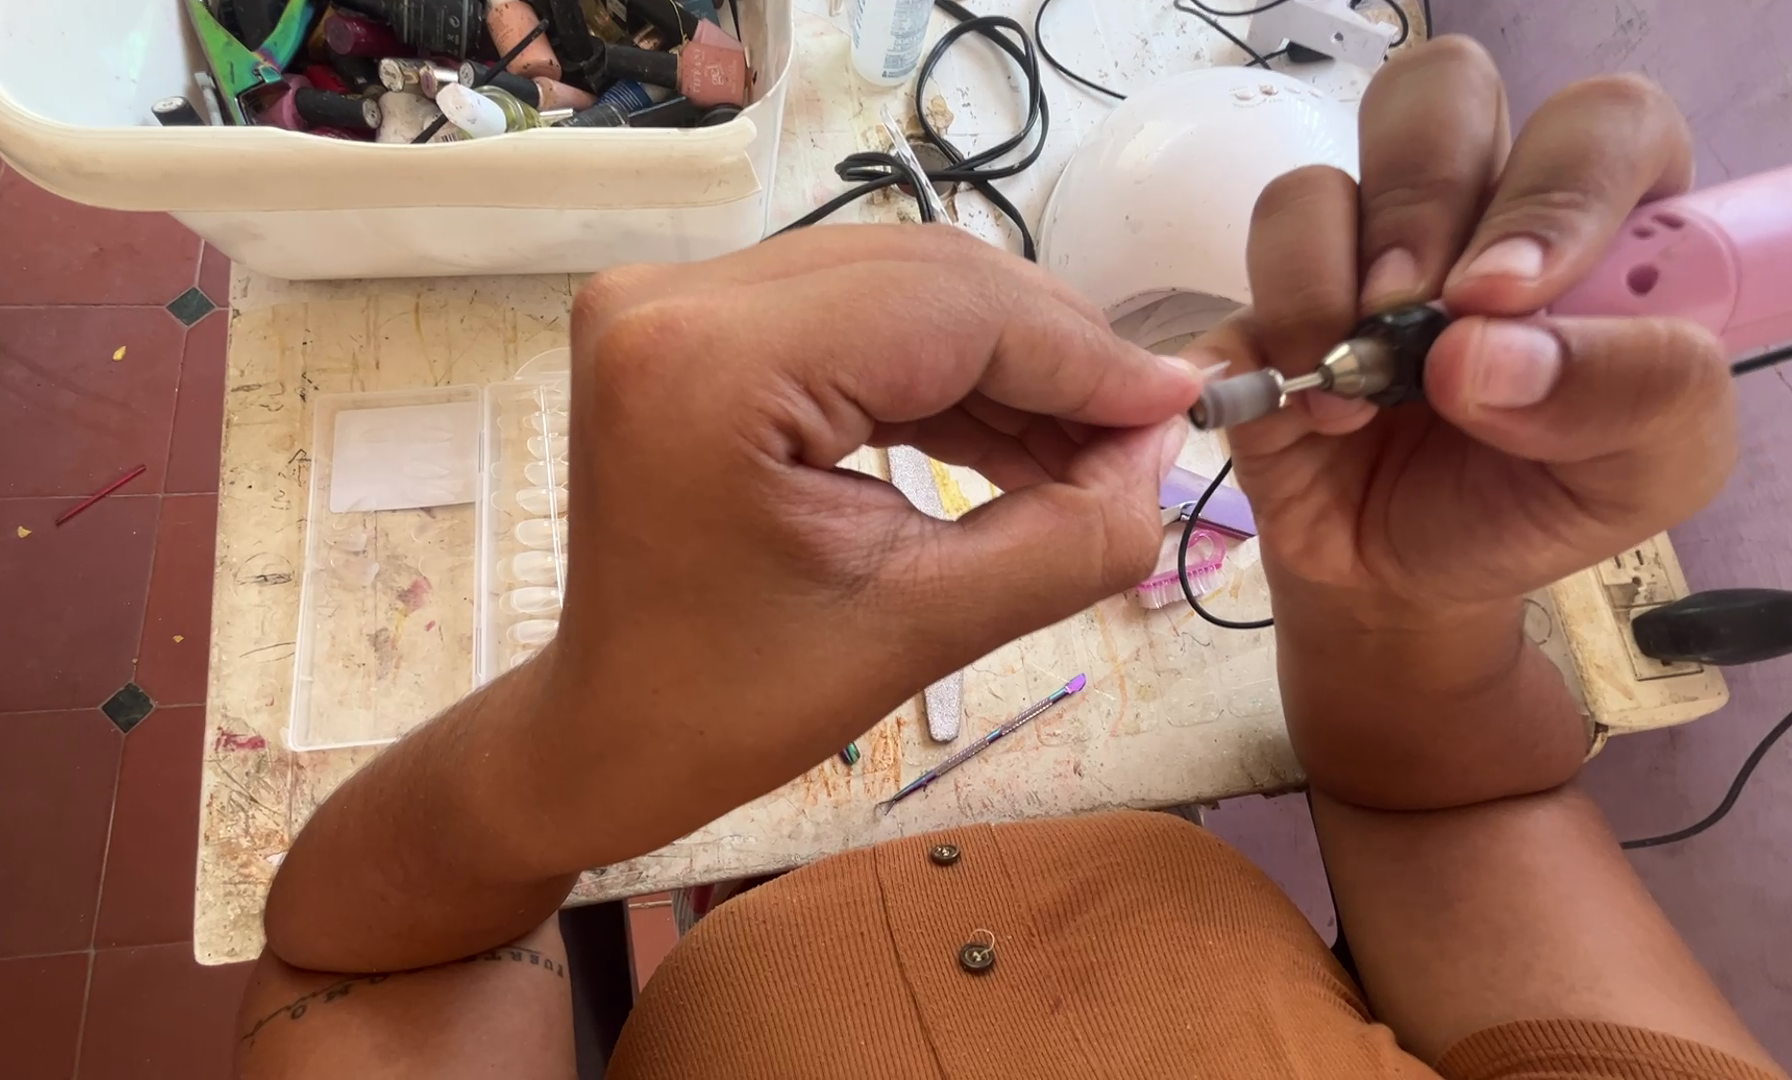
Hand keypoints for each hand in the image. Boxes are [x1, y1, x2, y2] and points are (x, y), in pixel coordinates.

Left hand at [264, 227, 1198, 972]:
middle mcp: (675, 297)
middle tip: (1134, 432)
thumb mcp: (923, 627)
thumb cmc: (736, 708)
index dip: (1082, 356)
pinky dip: (934, 375)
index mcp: (710, 363)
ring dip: (1000, 366)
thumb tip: (1161, 444)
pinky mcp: (690, 328)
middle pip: (925, 280)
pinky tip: (1005, 434)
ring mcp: (671, 302)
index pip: (949, 309)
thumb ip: (1071, 537)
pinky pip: (849, 324)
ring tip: (1080, 446)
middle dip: (1049, 355)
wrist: (612, 728)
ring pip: (896, 293)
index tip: (1179, 404)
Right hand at [1192, 40, 1736, 806]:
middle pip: (1429, 96)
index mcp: (1584, 228)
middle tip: (1404, 308)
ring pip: (1304, 193)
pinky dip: (1254, 359)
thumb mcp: (1639, 474)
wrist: (1392, 575)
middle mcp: (1455, 225)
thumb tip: (1480, 349)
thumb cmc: (1520, 510)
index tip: (1494, 298)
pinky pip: (1229, 306)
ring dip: (1316, 287)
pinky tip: (1296, 417)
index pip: (1586, 128)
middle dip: (1414, 197)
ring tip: (1347, 388)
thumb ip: (1630, 396)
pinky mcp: (1255, 334)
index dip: (1543, 192)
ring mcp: (1338, 274)